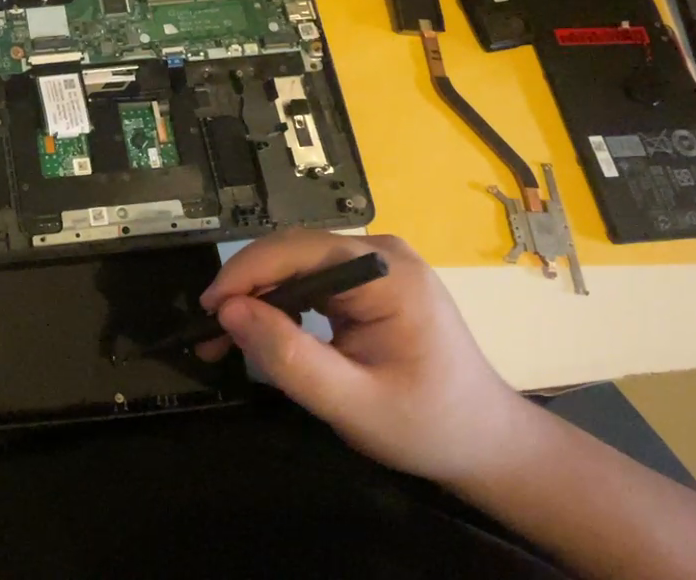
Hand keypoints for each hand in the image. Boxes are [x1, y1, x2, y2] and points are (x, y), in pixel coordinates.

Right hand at [196, 230, 529, 483]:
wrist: (488, 443)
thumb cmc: (427, 426)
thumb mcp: (352, 403)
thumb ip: (289, 357)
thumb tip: (228, 311)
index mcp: (386, 273)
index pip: (296, 251)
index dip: (244, 274)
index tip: (207, 311)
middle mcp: (380, 253)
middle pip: (291, 252)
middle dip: (245, 287)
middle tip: (210, 330)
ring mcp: (375, 263)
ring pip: (293, 263)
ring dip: (257, 296)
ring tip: (226, 335)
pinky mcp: (368, 280)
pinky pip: (309, 278)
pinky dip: (279, 302)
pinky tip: (263, 329)